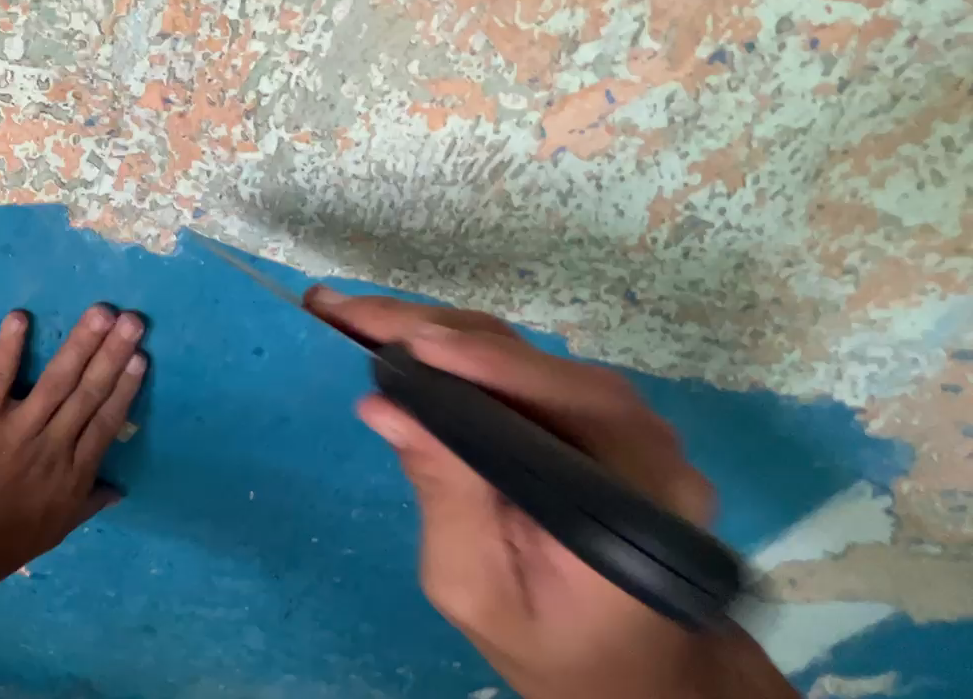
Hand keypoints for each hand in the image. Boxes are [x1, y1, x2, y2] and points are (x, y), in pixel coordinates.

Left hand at [0, 305, 146, 594]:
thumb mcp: (53, 531)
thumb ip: (86, 504)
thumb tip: (119, 489)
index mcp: (72, 474)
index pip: (106, 422)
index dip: (125, 388)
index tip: (141, 357)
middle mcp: (53, 446)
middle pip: (88, 393)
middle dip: (112, 355)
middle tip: (133, 320)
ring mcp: (18, 429)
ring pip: (56, 381)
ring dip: (80, 344)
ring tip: (100, 313)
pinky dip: (9, 347)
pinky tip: (20, 317)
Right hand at [304, 288, 793, 698]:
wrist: (616, 663)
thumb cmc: (550, 639)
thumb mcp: (479, 588)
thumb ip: (444, 498)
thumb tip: (383, 406)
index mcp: (634, 488)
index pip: (558, 398)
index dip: (482, 362)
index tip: (407, 346)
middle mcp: (634, 434)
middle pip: (522, 356)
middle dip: (424, 329)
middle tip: (338, 311)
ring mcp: (606, 415)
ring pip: (507, 347)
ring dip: (423, 327)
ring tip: (348, 316)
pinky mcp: (569, 409)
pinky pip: (501, 360)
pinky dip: (438, 342)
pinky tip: (387, 337)